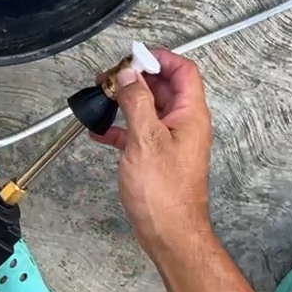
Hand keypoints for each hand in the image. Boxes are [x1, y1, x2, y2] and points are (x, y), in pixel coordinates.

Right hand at [93, 47, 212, 255]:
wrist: (169, 234)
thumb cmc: (164, 195)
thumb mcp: (146, 140)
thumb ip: (136, 103)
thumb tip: (128, 76)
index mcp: (190, 115)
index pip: (183, 72)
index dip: (160, 59)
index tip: (134, 57)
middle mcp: (184, 126)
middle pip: (164, 88)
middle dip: (137, 79)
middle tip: (112, 77)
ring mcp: (171, 143)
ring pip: (149, 111)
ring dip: (126, 102)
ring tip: (103, 98)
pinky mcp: (157, 159)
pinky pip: (139, 134)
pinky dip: (121, 129)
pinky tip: (101, 132)